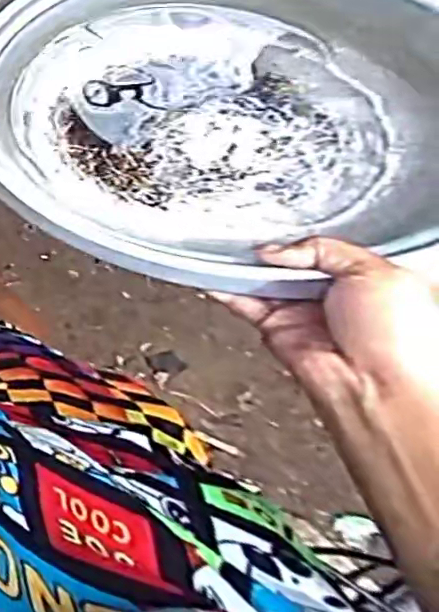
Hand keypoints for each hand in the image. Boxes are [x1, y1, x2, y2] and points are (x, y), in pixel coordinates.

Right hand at [214, 237, 438, 405]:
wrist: (375, 385)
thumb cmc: (406, 341)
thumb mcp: (382, 275)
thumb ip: (328, 250)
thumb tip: (276, 249)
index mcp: (374, 282)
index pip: (331, 249)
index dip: (306, 236)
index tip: (284, 226)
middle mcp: (337, 295)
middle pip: (288, 260)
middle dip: (268, 249)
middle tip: (251, 237)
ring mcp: (302, 308)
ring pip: (258, 276)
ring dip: (239, 265)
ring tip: (223, 250)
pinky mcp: (271, 322)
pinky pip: (236, 297)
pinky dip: (217, 283)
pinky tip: (206, 269)